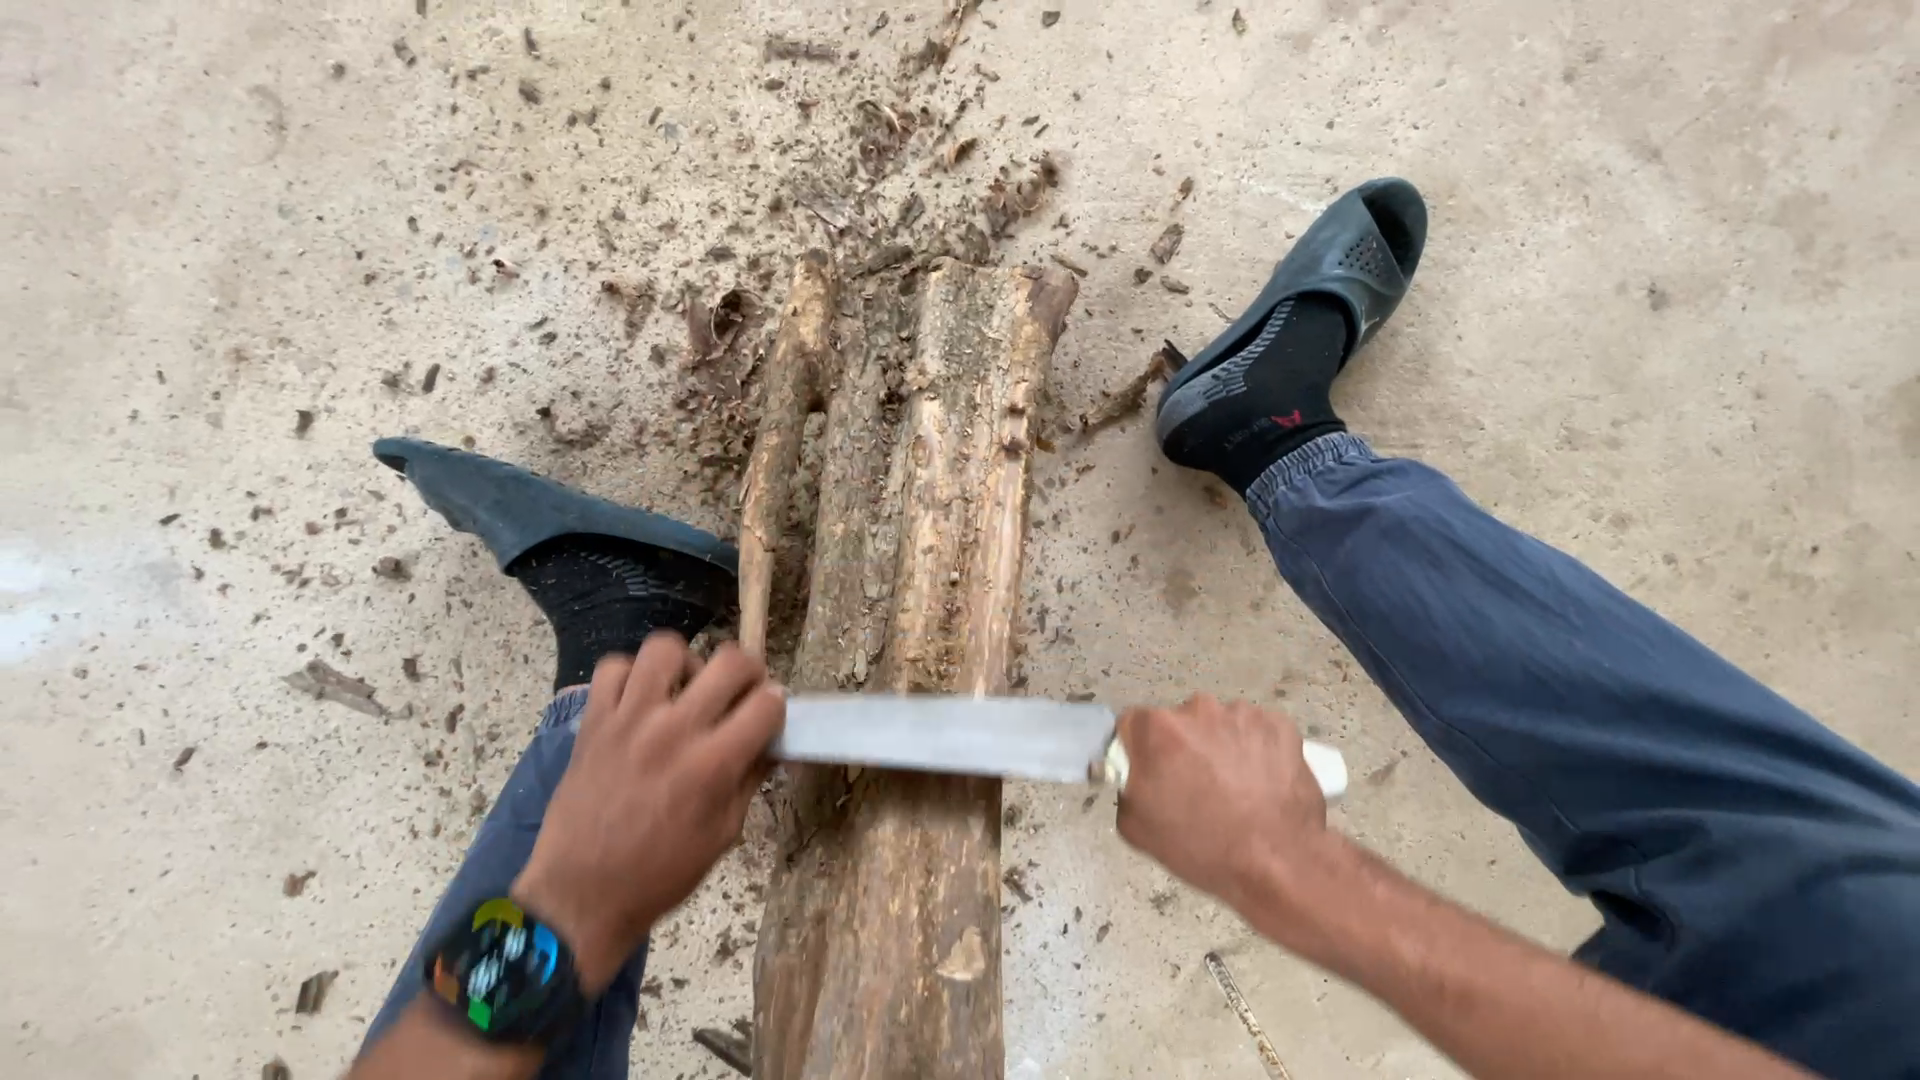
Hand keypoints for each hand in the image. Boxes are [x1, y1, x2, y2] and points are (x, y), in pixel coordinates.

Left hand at [511, 633, 783, 992]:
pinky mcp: (593, 722)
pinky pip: (612, 668)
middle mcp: (674, 731)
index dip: (777, 705)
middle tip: (740, 693)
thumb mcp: (724, 832)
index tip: (770, 716)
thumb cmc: (661, 874)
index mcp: (713, 764)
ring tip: (685, 690)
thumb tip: (771, 742)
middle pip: (730, 661)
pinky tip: (641, 699)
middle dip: (749, 671)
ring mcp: (629, 720)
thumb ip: (750, 778)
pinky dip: (631, 675)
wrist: (580, 896)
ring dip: (687, 663)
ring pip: (666, 648)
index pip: (768, 702)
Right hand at [1114, 694, 1331, 909]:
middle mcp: (1197, 708)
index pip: (1134, 725)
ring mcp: (1241, 714)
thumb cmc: (1204, 848)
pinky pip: (1257, 731)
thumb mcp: (1136, 828)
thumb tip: (1135, 778)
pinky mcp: (1280, 724)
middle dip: (1184, 747)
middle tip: (1196, 785)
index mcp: (1156, 728)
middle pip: (1179, 721)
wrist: (1279, 864)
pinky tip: (1261, 783)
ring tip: (1236, 788)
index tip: (1154, 773)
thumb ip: (1126, 788)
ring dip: (1221, 747)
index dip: (1141, 749)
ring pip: (1220, 725)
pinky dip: (1256, 750)